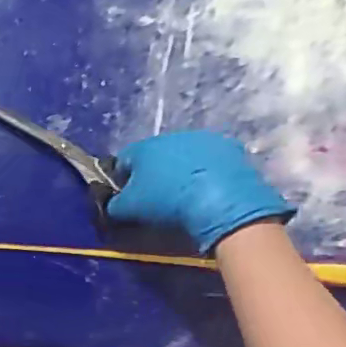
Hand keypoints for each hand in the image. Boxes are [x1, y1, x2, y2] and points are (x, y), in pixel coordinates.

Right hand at [105, 131, 294, 252]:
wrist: (223, 204)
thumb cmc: (166, 203)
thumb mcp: (128, 210)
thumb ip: (113, 204)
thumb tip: (112, 204)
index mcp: (144, 147)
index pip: (122, 161)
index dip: (120, 181)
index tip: (126, 200)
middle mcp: (173, 136)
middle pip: (154, 157)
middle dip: (152, 175)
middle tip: (155, 200)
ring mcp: (205, 140)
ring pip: (183, 157)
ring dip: (180, 174)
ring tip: (184, 198)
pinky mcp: (232, 150)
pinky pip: (210, 163)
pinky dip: (205, 176)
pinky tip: (207, 194)